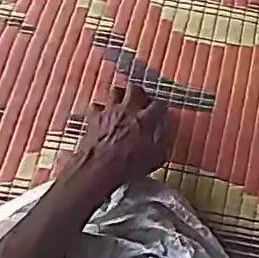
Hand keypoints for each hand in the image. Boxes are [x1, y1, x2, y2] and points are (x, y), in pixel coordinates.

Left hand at [58, 85, 170, 203]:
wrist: (99, 168)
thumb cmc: (128, 165)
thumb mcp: (154, 159)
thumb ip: (162, 143)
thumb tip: (164, 136)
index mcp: (145, 119)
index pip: (159, 104)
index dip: (161, 108)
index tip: (161, 113)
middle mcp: (128, 110)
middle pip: (136, 89)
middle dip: (139, 94)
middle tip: (141, 102)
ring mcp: (109, 111)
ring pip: (116, 91)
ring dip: (120, 96)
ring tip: (122, 104)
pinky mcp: (94, 117)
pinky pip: (98, 106)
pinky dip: (101, 110)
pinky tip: (103, 117)